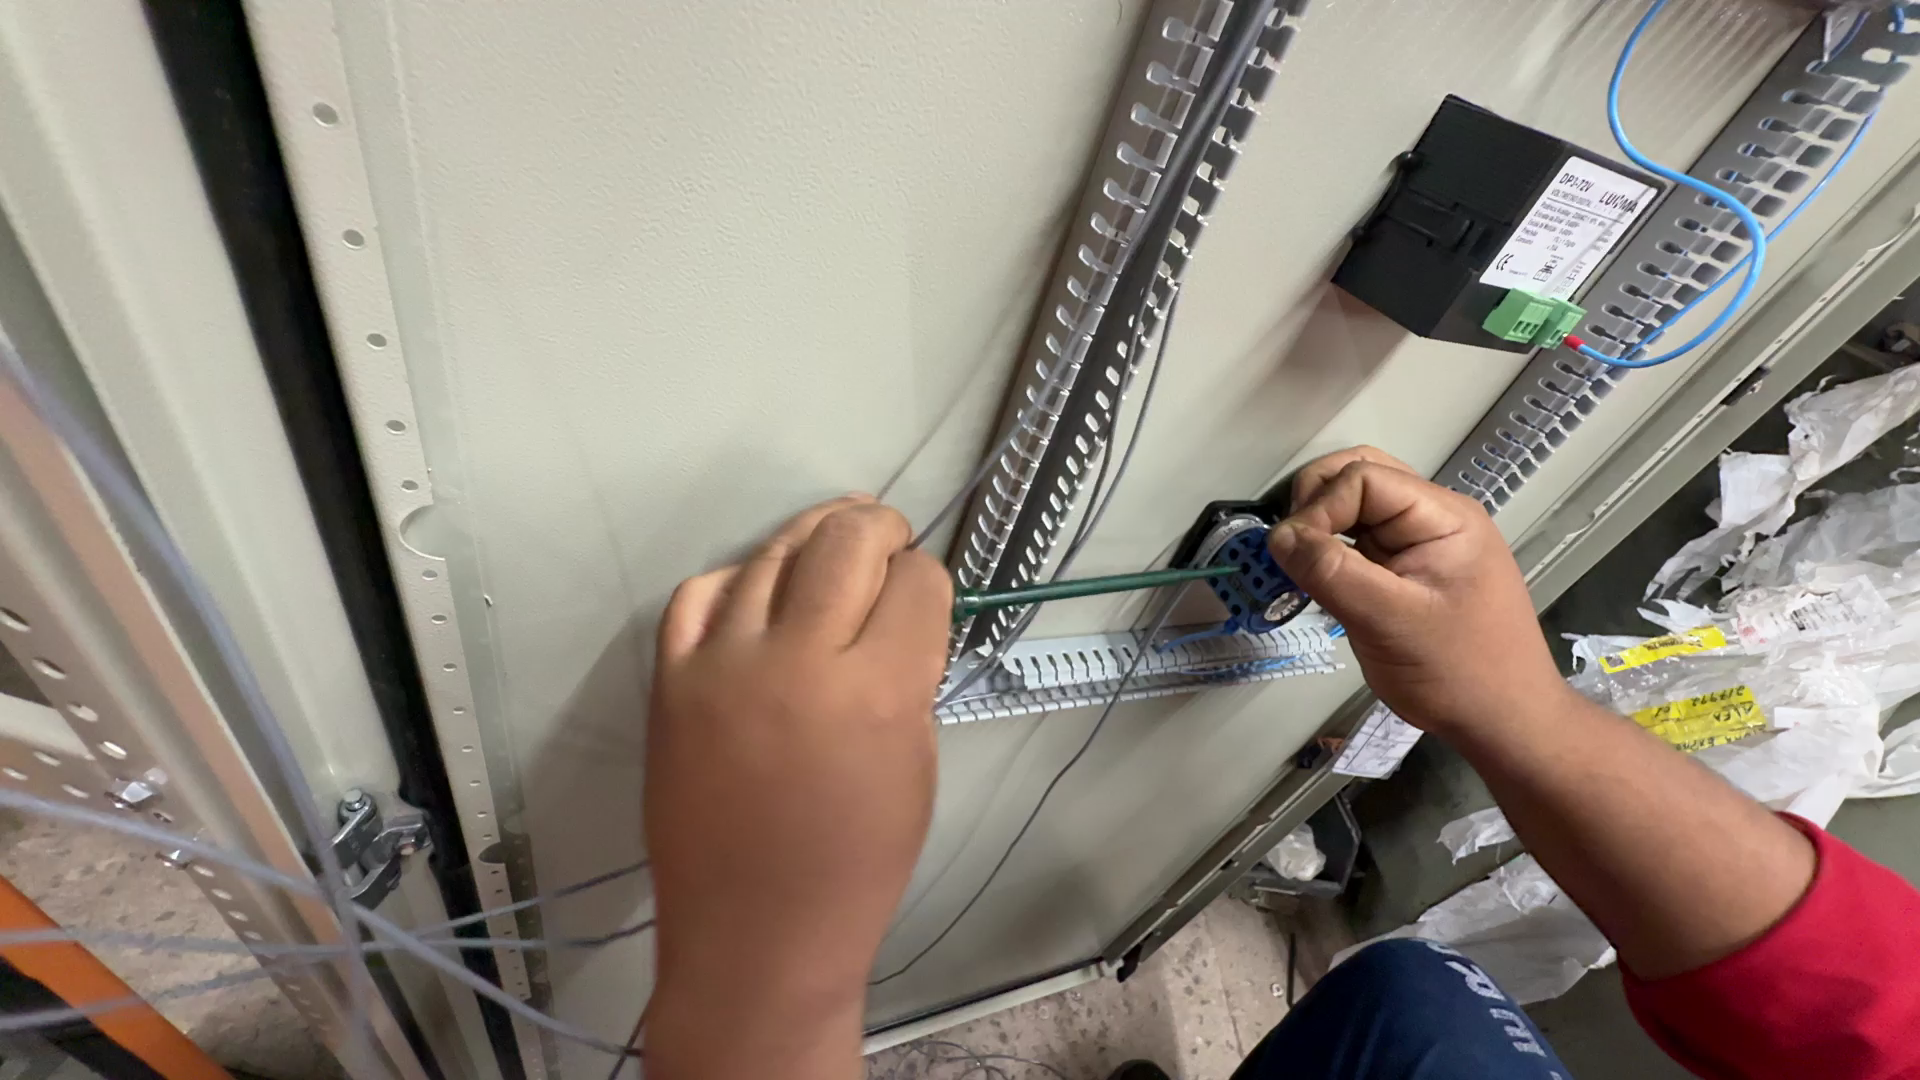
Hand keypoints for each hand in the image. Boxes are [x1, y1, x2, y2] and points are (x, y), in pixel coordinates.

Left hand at [645, 495, 950, 1060]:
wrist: (755, 932)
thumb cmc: (857, 860)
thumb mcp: (917, 759)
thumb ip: (911, 671)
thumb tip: (900, 608)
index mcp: (876, 690)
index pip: (917, 582)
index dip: (928, 576)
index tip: (922, 589)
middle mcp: (797, 660)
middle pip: (847, 541)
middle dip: (880, 526)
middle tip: (888, 535)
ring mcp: (722, 665)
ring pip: (774, 553)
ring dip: (815, 535)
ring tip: (833, 538)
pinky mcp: (670, 682)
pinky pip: (701, 593)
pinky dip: (739, 576)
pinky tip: (762, 584)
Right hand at [1266, 447, 1566, 734]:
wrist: (1501, 721)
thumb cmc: (1458, 671)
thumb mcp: (1389, 621)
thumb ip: (1332, 572)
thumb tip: (1277, 536)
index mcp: (1442, 517)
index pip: (1362, 478)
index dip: (1319, 507)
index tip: (1293, 555)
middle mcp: (1428, 517)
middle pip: (1356, 475)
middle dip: (1312, 503)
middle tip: (1291, 548)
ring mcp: (1412, 542)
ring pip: (1349, 504)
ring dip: (1315, 525)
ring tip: (1298, 562)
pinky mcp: (1396, 567)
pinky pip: (1351, 538)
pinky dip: (1322, 549)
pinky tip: (1311, 577)